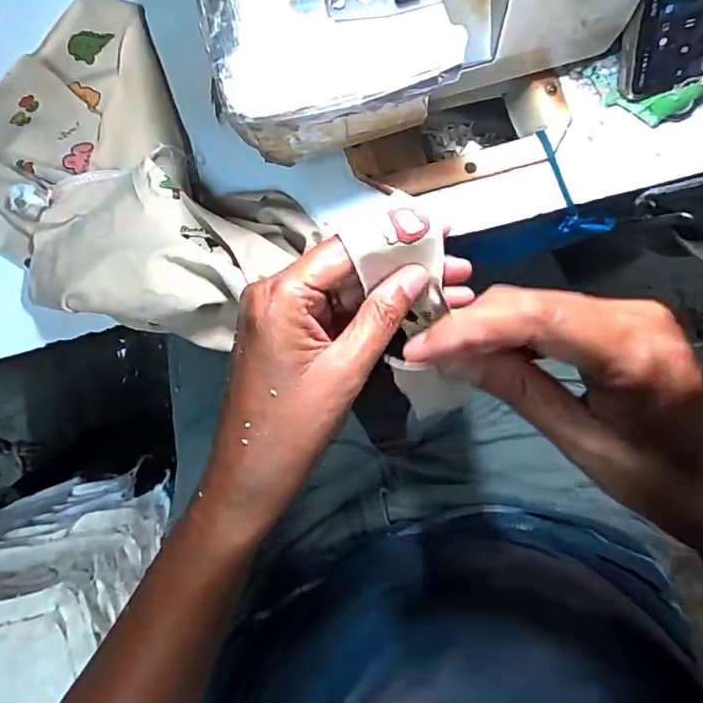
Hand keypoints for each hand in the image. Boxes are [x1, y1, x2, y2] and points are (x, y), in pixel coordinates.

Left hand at [191, 239, 474, 545]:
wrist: (249, 475)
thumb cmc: (293, 428)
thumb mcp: (345, 369)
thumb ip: (380, 315)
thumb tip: (416, 272)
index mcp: (281, 293)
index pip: (344, 248)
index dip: (393, 235)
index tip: (436, 227)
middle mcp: (274, 289)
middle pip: (345, 264)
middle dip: (399, 264)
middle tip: (452, 263)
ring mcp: (278, 308)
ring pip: (343, 286)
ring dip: (390, 287)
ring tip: (445, 284)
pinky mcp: (287, 327)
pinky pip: (332, 307)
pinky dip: (368, 309)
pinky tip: (409, 306)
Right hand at [402, 286, 702, 554]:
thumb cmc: (664, 485)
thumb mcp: (583, 444)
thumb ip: (518, 388)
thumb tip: (451, 356)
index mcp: (635, 352)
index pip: (535, 317)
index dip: (469, 327)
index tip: (420, 347)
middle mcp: (637, 314)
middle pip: (533, 302)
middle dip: (472, 323)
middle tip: (425, 350)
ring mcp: (635, 310)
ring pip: (539, 302)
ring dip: (490, 323)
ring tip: (447, 349)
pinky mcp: (627, 317)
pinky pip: (557, 311)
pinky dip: (518, 327)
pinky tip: (490, 345)